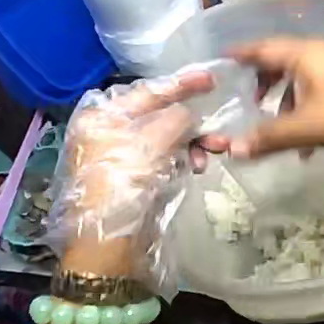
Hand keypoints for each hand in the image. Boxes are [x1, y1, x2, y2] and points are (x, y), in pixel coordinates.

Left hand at [52, 69, 212, 257]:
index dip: (181, 84)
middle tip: (220, 128)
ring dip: (195, 142)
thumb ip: (176, 118)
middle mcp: (110, 133)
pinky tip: (198, 167)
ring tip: (217, 151)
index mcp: (103, 117)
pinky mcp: (138, 179)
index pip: (147, 92)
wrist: (109, 245)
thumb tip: (189, 116)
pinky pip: (169, 159)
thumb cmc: (123, 184)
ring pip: (170, 139)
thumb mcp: (152, 142)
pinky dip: (186, 159)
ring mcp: (124, 158)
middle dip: (194, 121)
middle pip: (161, 116)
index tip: (213, 78)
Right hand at [221, 39, 323, 157]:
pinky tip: (311, 140)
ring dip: (288, 102)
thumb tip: (232, 150)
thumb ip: (269, 138)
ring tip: (281, 129)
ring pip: (302, 78)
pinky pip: (320, 88)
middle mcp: (319, 51)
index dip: (240, 55)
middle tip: (251, 101)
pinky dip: (308, 107)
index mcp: (302, 53)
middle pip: (281, 61)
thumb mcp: (306, 128)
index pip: (261, 48)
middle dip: (264, 83)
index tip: (222, 60)